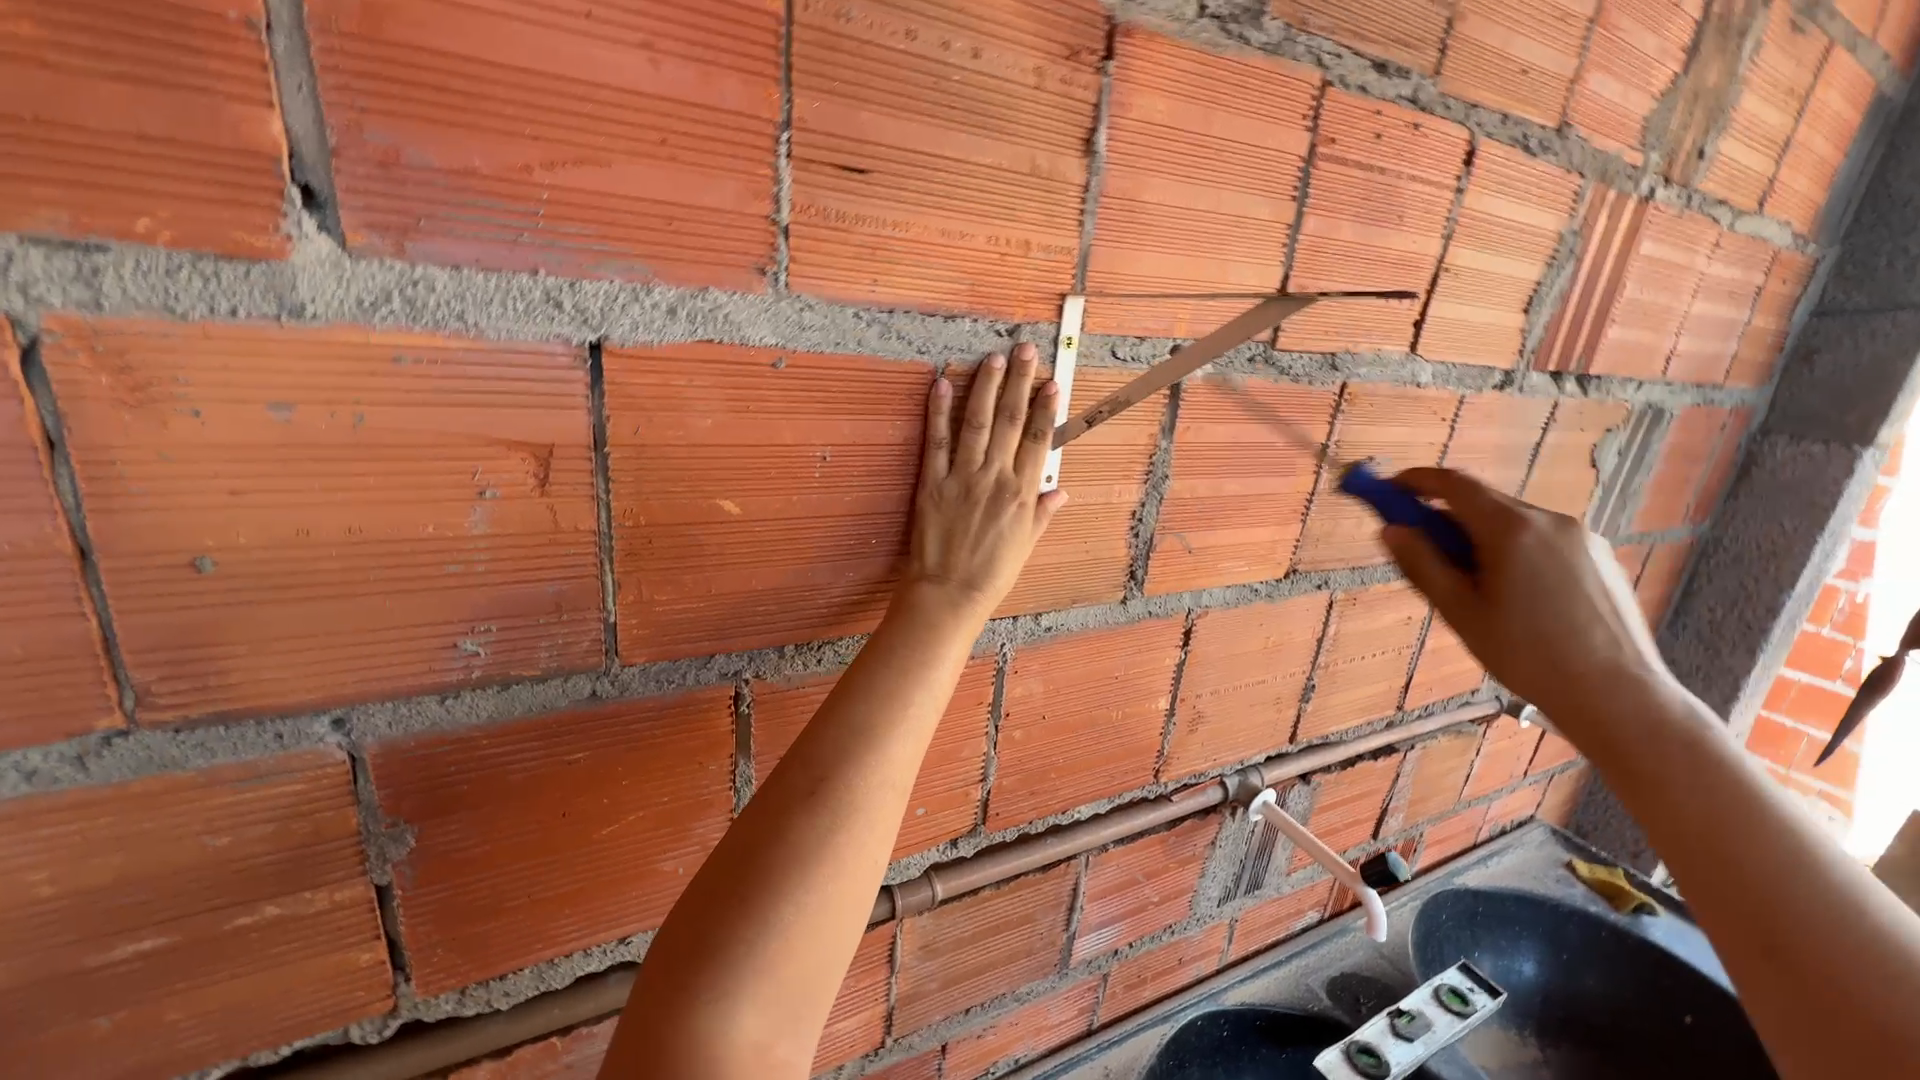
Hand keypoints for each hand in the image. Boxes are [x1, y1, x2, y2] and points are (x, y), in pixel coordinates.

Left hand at [901, 342, 1067, 620]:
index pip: (1038, 441)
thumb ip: (1042, 514)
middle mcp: (995, 479)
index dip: (1045, 409)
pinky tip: (942, 383)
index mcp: (1022, 495)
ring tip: (994, 358)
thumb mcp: (1026, 546)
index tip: (1052, 383)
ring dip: (985, 386)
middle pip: (1010, 421)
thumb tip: (1061, 491)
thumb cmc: (991, 575)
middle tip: (1026, 351)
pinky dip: (938, 410)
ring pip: (977, 422)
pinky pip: (936, 440)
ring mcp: (962, 477)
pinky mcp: (931, 483)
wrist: (948, 595)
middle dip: (1020, 383)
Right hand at [1379, 468, 1680, 733]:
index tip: (1389, 489)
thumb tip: (1390, 530)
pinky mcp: (1601, 557)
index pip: (1454, 483)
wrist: (1617, 694)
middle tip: (1422, 547)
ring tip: (1473, 587)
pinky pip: (1544, 541)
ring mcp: (1582, 537)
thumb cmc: (1526, 655)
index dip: (1416, 481)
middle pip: (1485, 502)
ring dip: (1482, 537)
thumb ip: (1422, 564)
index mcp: (1511, 529)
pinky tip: (1517, 598)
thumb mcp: (1460, 612)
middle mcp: (1550, 520)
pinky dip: (1516, 551)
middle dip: (1447, 515)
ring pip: (1516, 523)